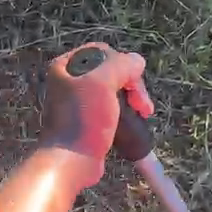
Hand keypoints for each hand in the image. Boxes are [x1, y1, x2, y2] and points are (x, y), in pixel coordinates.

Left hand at [37, 42, 153, 190]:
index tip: (133, 84)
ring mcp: (80, 100)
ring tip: (143, 113)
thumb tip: (138, 60)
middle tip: (142, 105)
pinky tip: (134, 120)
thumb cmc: (83, 118)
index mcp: (67, 66)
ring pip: (114, 90)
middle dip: (132, 85)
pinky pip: (112, 106)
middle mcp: (71, 79)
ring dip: (132, 98)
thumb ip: (121, 66)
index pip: (103, 52)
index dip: (123, 64)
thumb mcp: (101, 83)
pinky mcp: (89, 119)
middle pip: (111, 71)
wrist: (71, 159)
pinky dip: (125, 111)